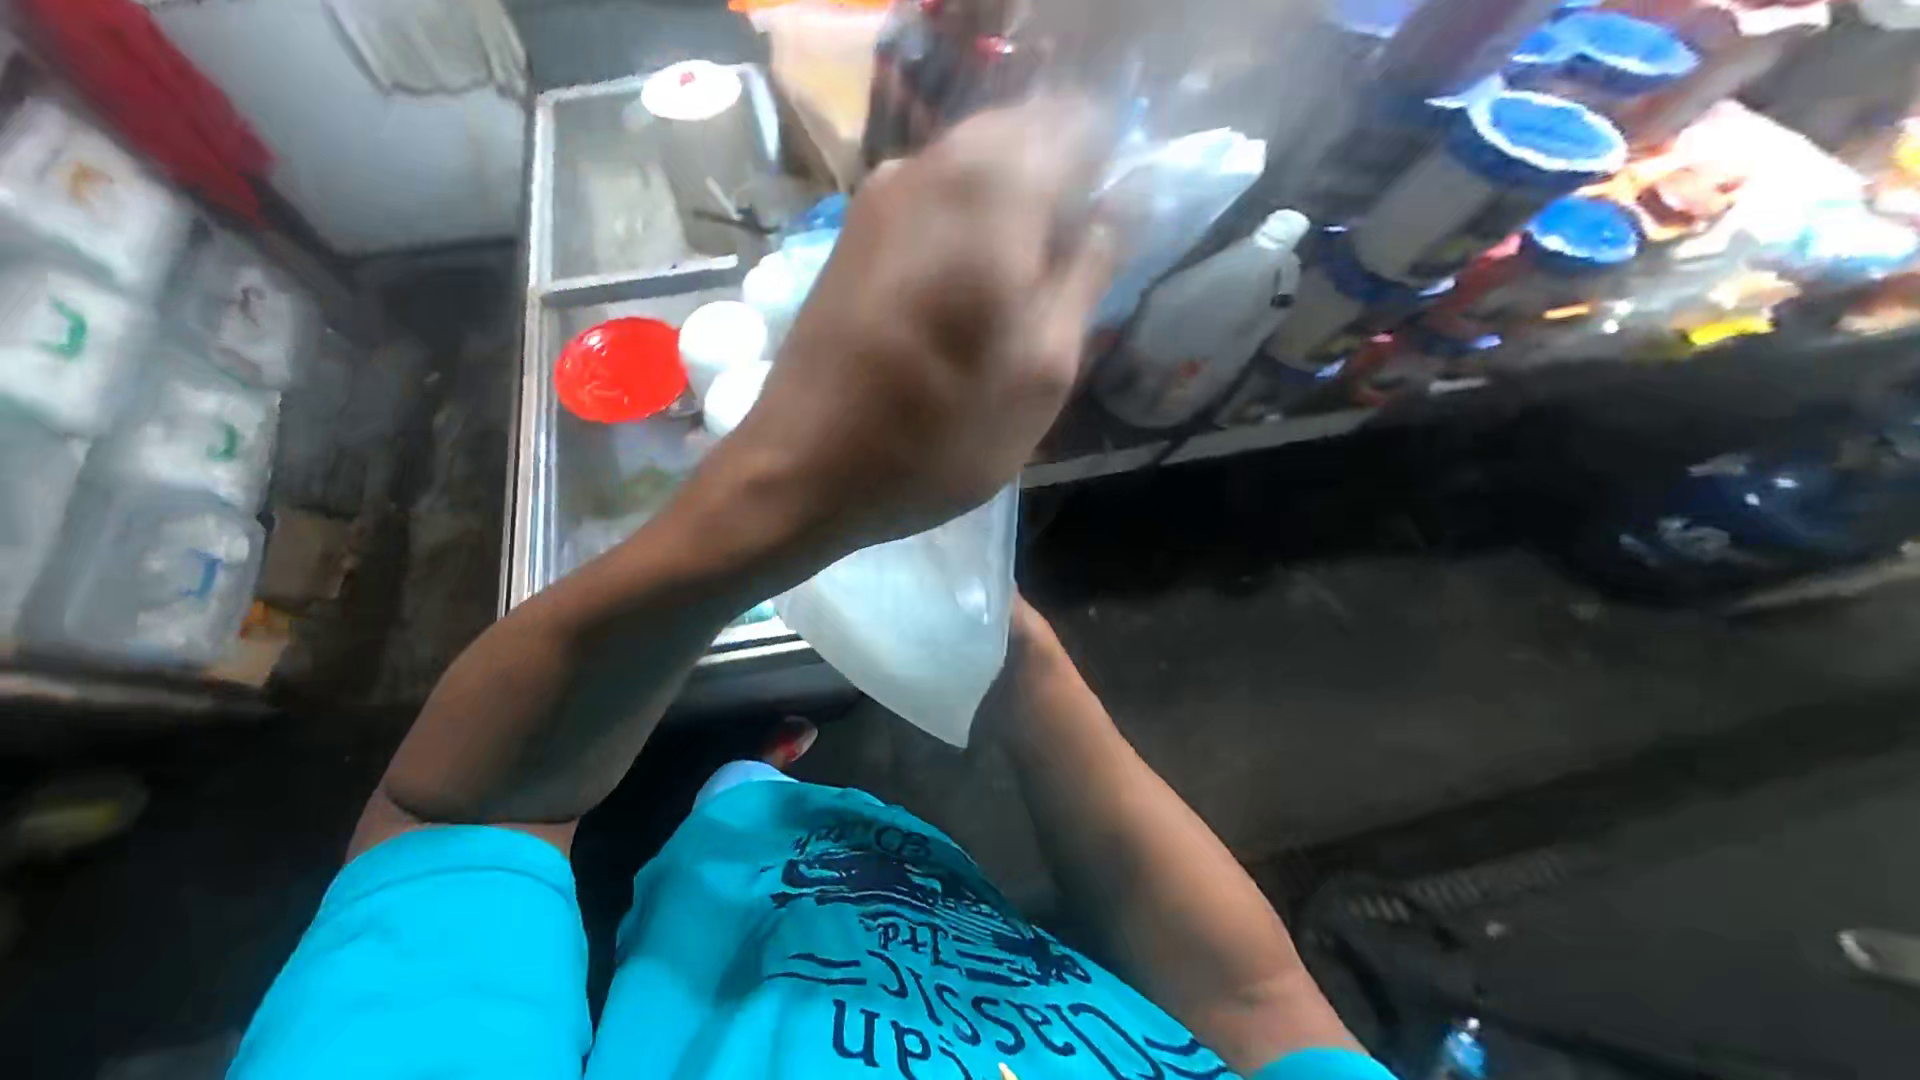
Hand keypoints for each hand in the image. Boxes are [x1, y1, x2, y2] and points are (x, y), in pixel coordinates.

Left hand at [718, 98, 1115, 558]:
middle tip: (1056, 288)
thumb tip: (1115, 208)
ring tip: (1007, 308)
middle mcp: (929, 164)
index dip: (1106, 175)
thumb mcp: (1043, 369)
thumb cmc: (938, 431)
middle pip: (1022, 139)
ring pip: (975, 173)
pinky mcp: (852, 232)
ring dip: (1008, 222)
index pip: (1080, 121)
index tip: (1101, 249)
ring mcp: (879, 195)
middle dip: (1055, 198)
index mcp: (993, 185)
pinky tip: (956, 305)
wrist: (804, 467)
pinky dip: (962, 236)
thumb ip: (1088, 274)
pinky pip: (932, 205)